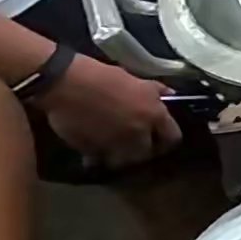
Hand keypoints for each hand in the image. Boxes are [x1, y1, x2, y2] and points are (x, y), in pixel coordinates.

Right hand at [36, 55, 182, 166]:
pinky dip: (98, 159)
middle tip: (137, 145)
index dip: (168, 140)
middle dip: (144, 152)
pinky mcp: (91, 150)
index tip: (161, 139)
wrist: (68, 84)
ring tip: (116, 150)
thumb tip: (171, 95)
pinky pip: (99, 161)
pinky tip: (95, 152)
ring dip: (122, 158)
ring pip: (125, 161)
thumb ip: (157, 91)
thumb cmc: (106, 77)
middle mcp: (139, 133)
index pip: (172, 138)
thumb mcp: (139, 81)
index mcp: (155, 115)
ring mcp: (115, 144)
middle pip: (148, 154)